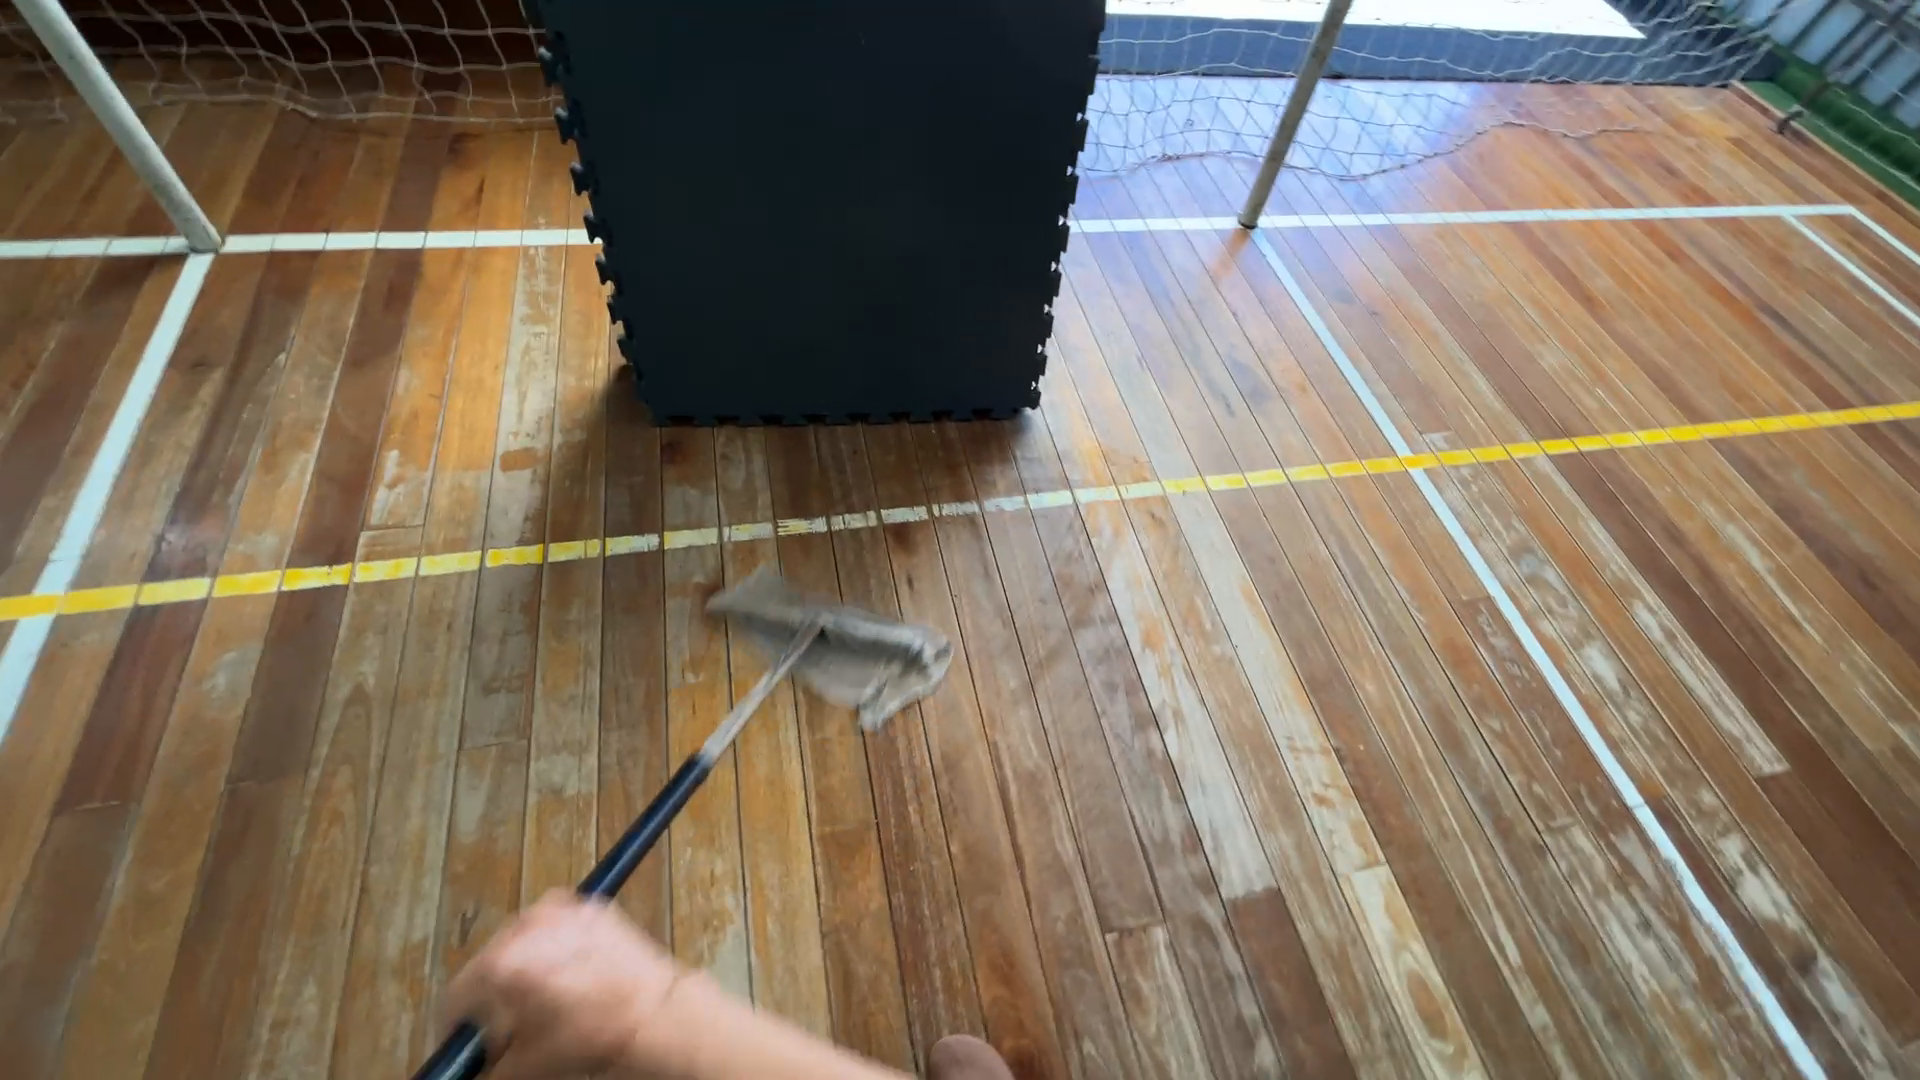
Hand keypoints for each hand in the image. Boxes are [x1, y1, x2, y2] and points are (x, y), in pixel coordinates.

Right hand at [444, 890, 697, 1078]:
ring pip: (521, 939)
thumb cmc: (592, 1034)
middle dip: (491, 993)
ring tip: (539, 996)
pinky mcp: (588, 906)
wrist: (650, 1009)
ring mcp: (561, 910)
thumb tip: (470, 1064)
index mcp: (502, 964)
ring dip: (521, 964)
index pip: (456, 995)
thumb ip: (482, 1064)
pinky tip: (564, 969)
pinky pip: (555, 923)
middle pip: (489, 963)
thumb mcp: (521, 1064)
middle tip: (504, 1021)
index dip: (458, 1024)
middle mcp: (527, 927)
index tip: (465, 1038)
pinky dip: (551, 942)